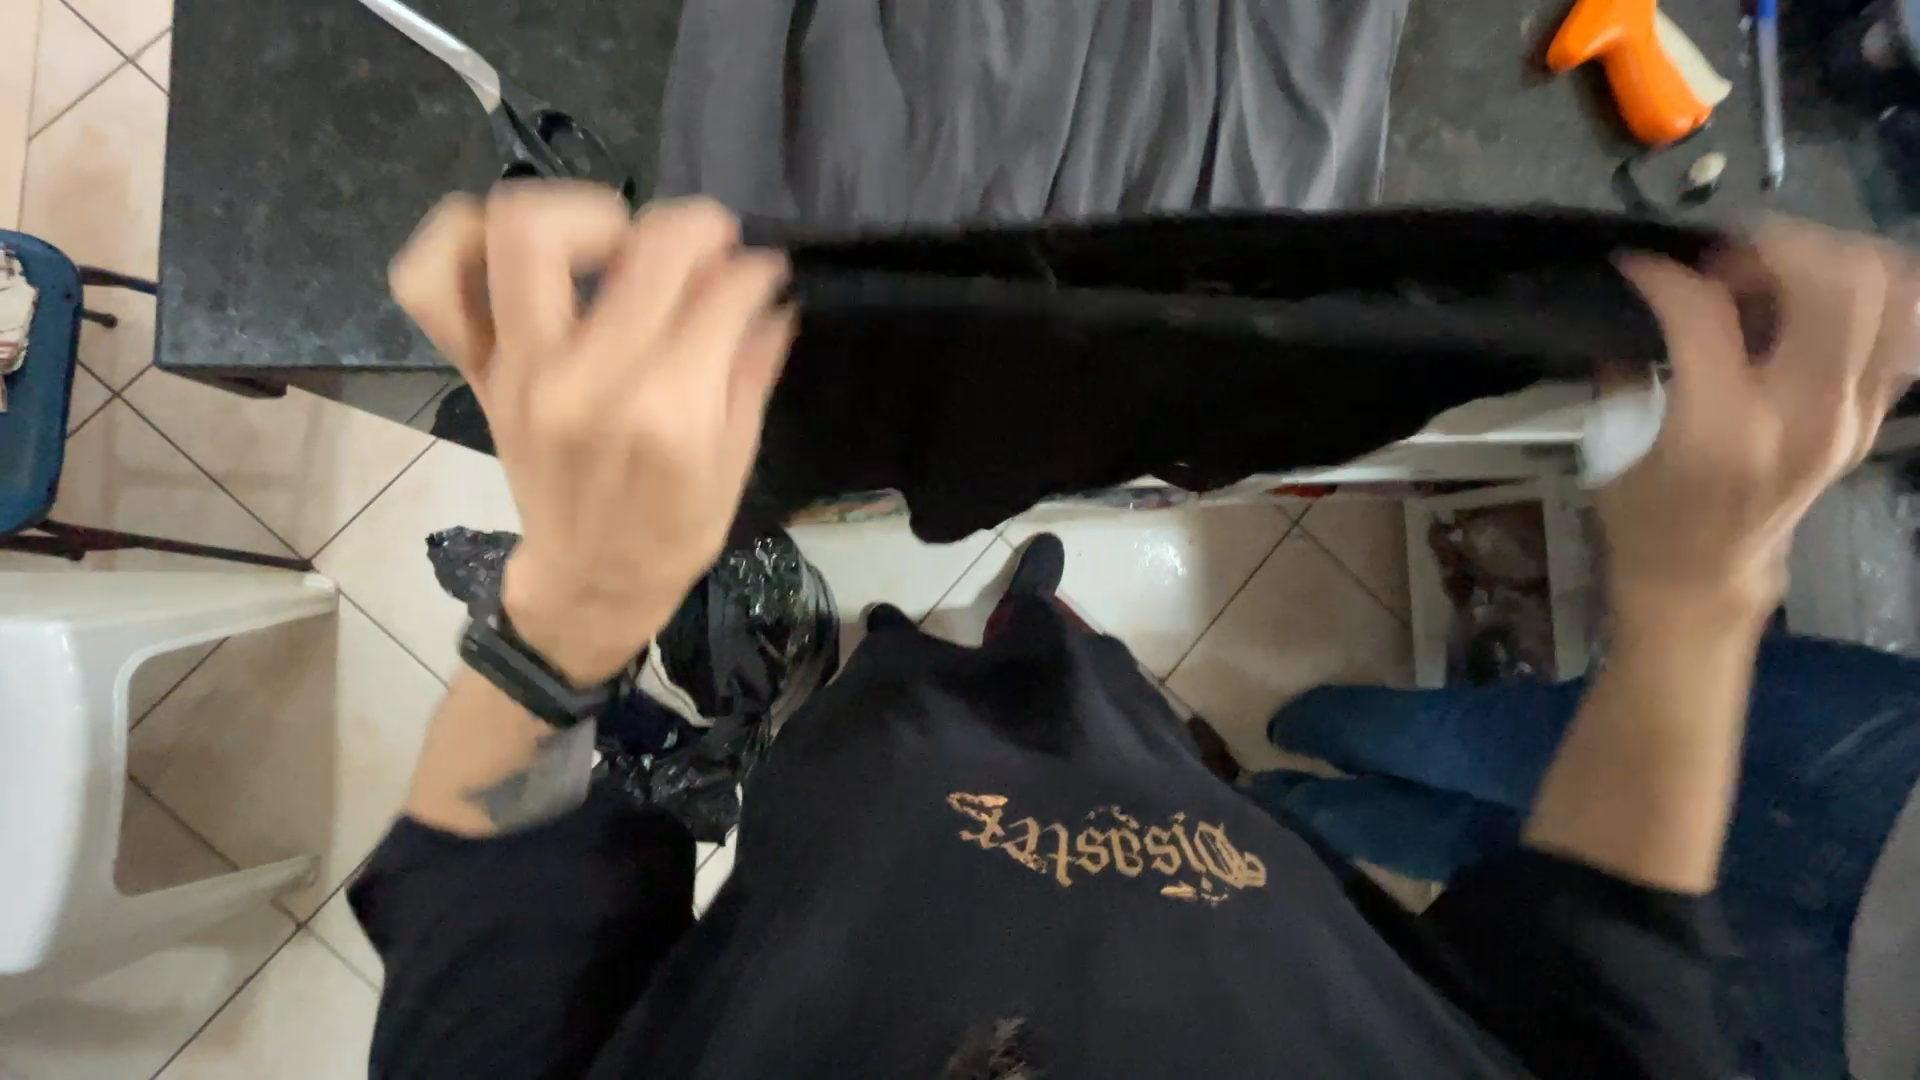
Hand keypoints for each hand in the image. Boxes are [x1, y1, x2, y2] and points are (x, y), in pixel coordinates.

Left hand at [389, 184, 794, 682]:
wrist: (592, 583)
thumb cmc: (676, 534)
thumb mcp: (736, 463)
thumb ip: (752, 373)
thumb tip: (772, 301)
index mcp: (671, 414)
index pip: (720, 297)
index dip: (755, 270)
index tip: (767, 271)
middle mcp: (593, 381)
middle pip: (645, 251)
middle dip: (698, 228)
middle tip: (716, 243)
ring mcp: (525, 372)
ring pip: (525, 236)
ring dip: (586, 214)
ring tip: (622, 240)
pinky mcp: (481, 374)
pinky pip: (432, 284)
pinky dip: (458, 239)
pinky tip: (518, 251)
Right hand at [1606, 218, 1917, 624]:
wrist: (1702, 571)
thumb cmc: (1643, 518)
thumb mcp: (1614, 451)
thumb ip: (1631, 381)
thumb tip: (1642, 327)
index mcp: (1717, 429)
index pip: (1708, 318)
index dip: (1668, 280)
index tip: (1640, 267)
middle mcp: (1801, 414)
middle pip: (1835, 284)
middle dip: (1773, 251)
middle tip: (1721, 263)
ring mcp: (1852, 413)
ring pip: (1891, 293)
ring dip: (1831, 263)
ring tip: (1774, 273)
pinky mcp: (1872, 413)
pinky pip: (1900, 328)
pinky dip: (1866, 295)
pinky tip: (1811, 301)